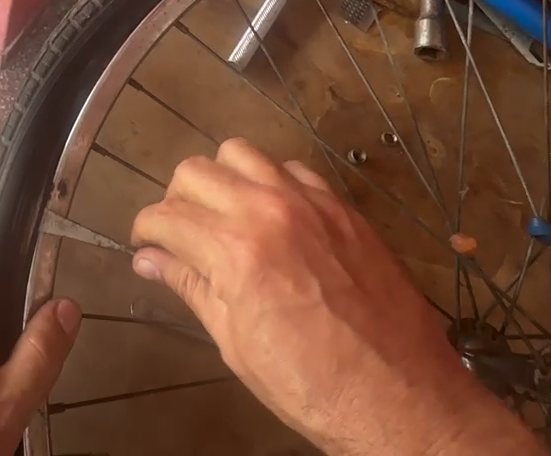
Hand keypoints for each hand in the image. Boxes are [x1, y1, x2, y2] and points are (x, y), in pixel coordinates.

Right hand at [130, 139, 542, 455]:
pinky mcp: (340, 204)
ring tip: (226, 212)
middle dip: (176, 200)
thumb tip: (147, 260)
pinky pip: (290, 167)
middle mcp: (266, 210)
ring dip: (221, 177)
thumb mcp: (236, 343)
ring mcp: (308, 200)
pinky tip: (275, 215)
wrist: (404, 398)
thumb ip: (190, 286)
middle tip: (184, 232)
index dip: (146, 231)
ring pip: (239, 152)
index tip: (147, 244)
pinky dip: (271, 181)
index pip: (165, 216)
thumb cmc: (310, 385)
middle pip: (194, 171)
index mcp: (234, 250)